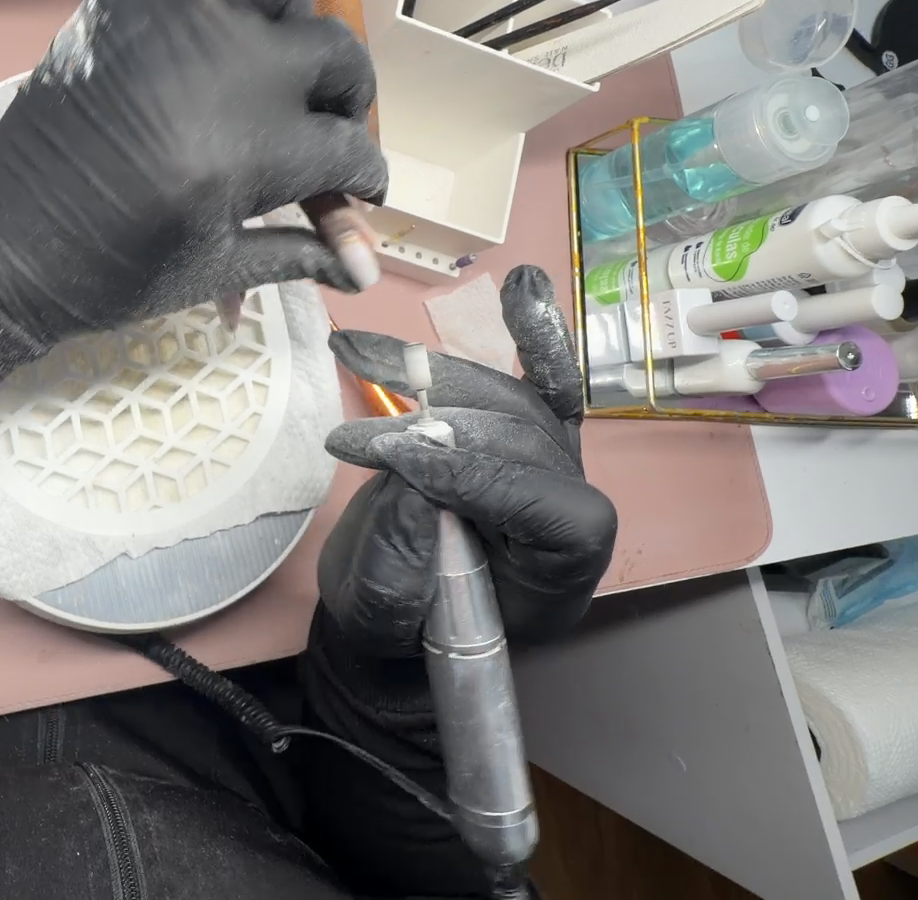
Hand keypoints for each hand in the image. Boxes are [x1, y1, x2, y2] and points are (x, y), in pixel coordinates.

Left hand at [0, 0, 387, 344]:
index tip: (364, 186)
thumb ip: (295, 256)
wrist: (7, 247)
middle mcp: (224, 72)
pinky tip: (218, 7)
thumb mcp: (210, 270)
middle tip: (331, 125)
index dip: (366, 175)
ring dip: (293, 12)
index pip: (346, 148)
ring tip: (281, 53)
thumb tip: (365, 274)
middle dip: (348, 97)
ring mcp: (169, 21)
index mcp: (250, 154)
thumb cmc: (108, 274)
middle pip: (332, 55)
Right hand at [319, 266, 616, 649]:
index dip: (481, 480)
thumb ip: (401, 560)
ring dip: (434, 372)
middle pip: (529, 442)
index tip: (401, 470)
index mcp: (556, 571)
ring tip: (357, 353)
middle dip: (437, 431)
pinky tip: (520, 288)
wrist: (389, 614)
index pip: (550, 508)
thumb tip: (411, 476)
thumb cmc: (393, 630)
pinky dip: (531, 335)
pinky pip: (538, 381)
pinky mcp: (510, 437)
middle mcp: (562, 509)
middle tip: (355, 441)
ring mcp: (542, 466)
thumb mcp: (384, 616)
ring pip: (511, 399)